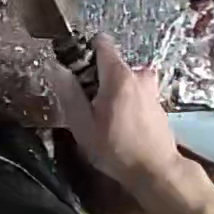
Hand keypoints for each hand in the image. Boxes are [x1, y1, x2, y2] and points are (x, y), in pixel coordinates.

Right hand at [49, 35, 187, 194]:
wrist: (156, 171)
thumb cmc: (116, 149)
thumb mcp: (82, 125)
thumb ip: (69, 93)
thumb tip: (55, 68)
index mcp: (119, 75)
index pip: (101, 42)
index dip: (83, 52)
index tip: (74, 73)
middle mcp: (139, 75)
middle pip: (110, 63)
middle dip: (95, 78)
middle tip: (86, 105)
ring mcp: (151, 88)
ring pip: (122, 79)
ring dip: (110, 91)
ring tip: (103, 118)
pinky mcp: (158, 102)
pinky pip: (134, 92)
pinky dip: (125, 101)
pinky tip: (120, 126)